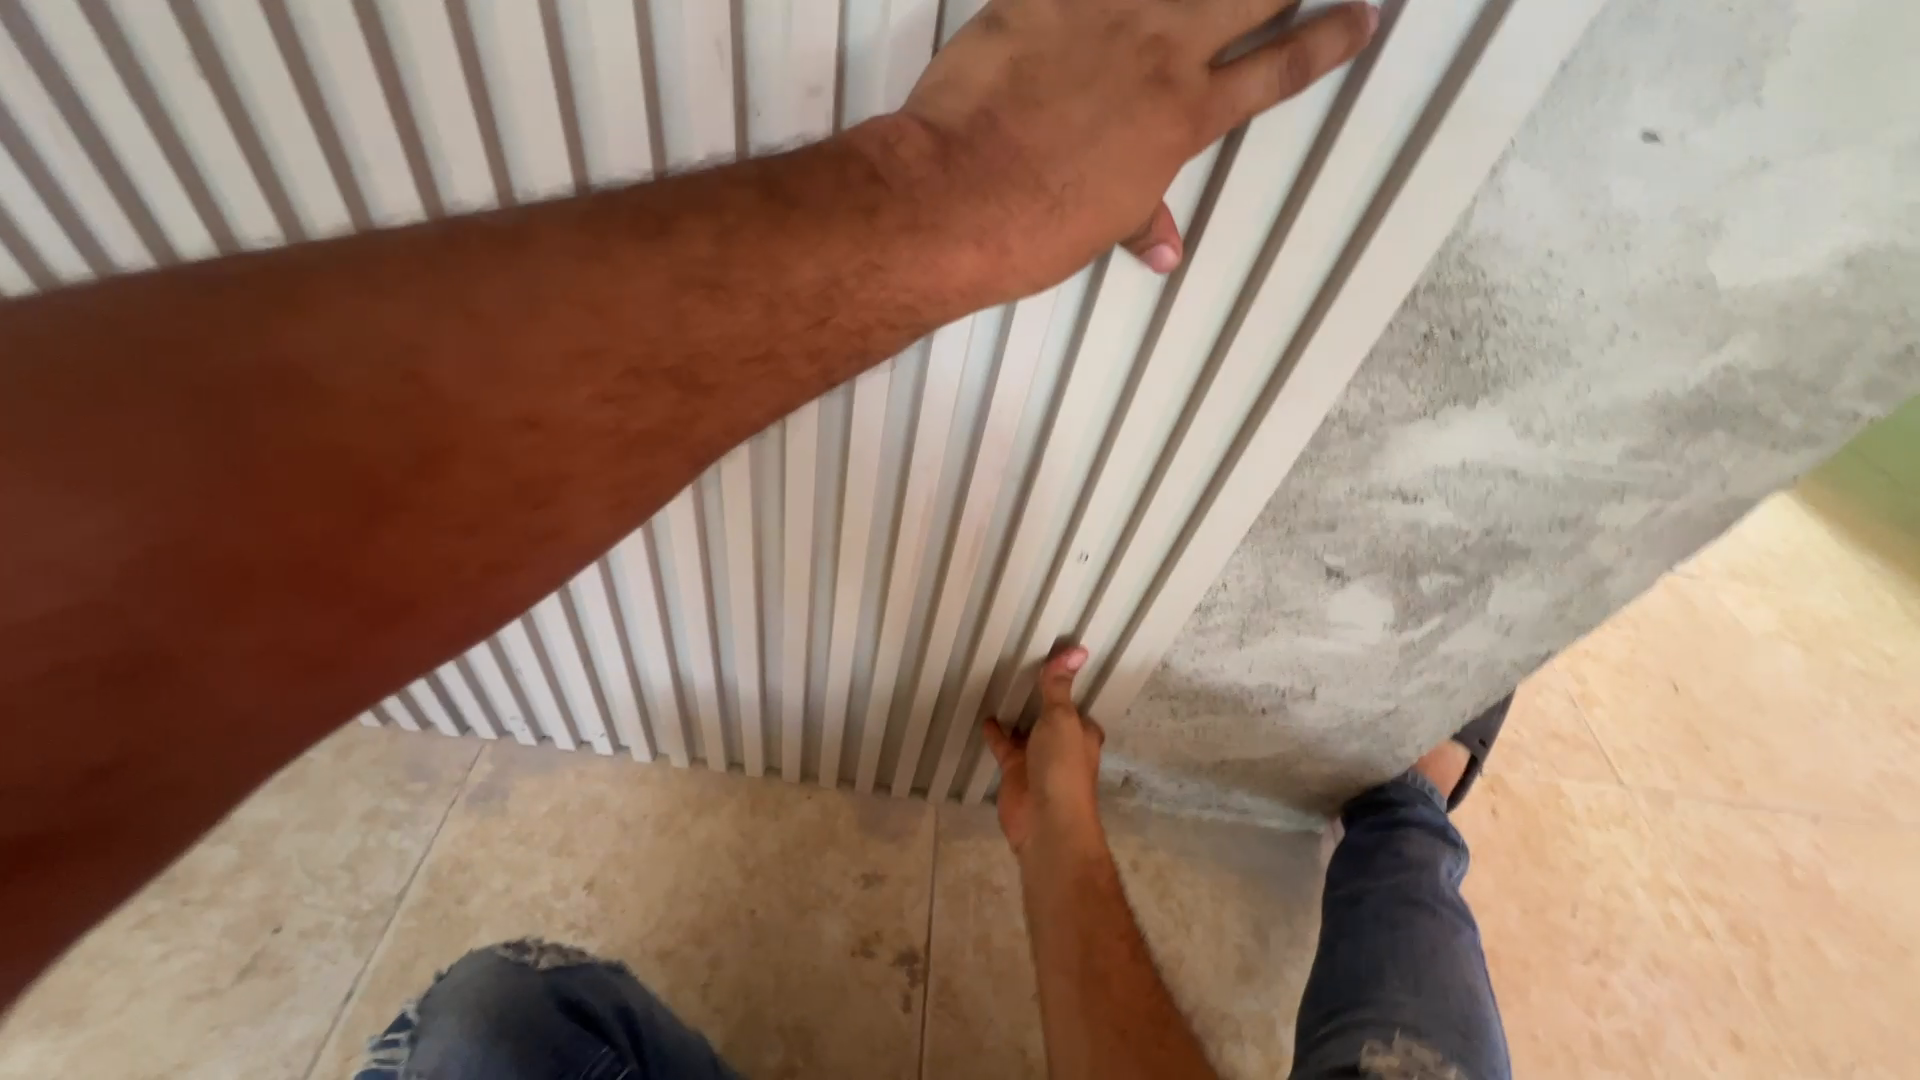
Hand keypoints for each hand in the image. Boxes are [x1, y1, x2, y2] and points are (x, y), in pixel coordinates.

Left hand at [898, 0, 1375, 293]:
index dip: (1327, 42)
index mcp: (1185, 118)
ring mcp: (1109, 8)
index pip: (1277, 72)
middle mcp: (1166, 50)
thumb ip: (1142, 218)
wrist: (959, 196)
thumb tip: (1167, 252)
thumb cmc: (1032, 229)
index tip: (1362, 17)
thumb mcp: (1100, 228)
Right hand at [981, 645, 1106, 857]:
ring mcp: (1038, 760)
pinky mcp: (1014, 772)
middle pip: (1050, 717)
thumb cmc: (1062, 767)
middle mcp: (1062, 745)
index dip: (1067, 686)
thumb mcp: (1061, 718)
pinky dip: (995, 733)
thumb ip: (1059, 686)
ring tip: (1000, 686)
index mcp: (1082, 732)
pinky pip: (1003, 746)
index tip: (1053, 663)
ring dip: (1017, 716)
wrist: (1046, 823)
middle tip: (1021, 670)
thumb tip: (1077, 649)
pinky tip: (985, 717)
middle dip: (1039, 701)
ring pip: (1026, 731)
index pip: (1076, 704)